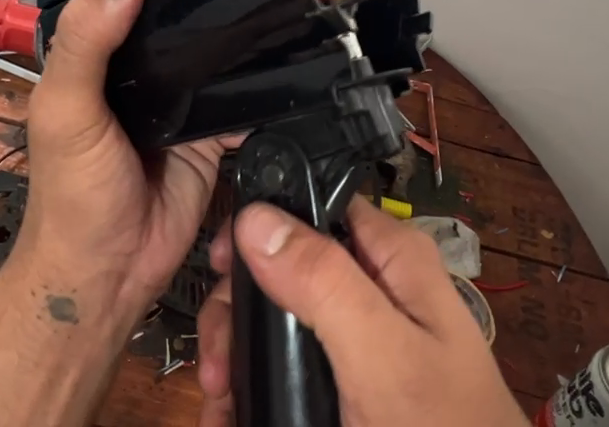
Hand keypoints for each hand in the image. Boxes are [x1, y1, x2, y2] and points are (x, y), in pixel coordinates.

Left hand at [12, 0, 227, 329]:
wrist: (110, 272)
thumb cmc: (71, 191)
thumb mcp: (66, 106)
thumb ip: (88, 39)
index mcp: (94, 54)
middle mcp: (136, 70)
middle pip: (171, 17)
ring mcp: (176, 100)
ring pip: (209, 53)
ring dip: (232, 31)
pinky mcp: (211, 132)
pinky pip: (239, 99)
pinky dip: (258, 83)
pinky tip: (286, 53)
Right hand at [195, 196, 527, 426]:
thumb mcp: (383, 356)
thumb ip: (323, 282)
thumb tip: (253, 216)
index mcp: (391, 257)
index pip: (315, 201)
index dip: (262, 220)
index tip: (219, 265)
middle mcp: (375, 283)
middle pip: (285, 262)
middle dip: (240, 307)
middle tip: (216, 363)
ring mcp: (362, 332)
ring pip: (280, 315)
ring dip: (240, 349)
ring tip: (219, 399)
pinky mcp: (351, 375)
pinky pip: (290, 359)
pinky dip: (256, 378)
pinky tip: (234, 408)